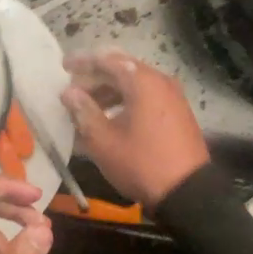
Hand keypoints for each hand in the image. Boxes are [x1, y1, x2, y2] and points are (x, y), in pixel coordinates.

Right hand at [61, 49, 209, 208]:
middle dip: (95, 76)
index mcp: (142, 81)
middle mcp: (160, 81)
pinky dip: (126, 100)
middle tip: (73, 89)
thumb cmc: (141, 163)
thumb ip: (83, 112)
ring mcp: (172, 96)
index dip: (83, 61)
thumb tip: (69, 93)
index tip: (64, 67)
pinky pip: (146, 96)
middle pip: (122, 69)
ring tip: (88, 106)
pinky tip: (111, 118)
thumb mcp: (104, 141)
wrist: (188, 193)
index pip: (107, 59)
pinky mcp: (177, 111)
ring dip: (109, 90)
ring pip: (135, 83)